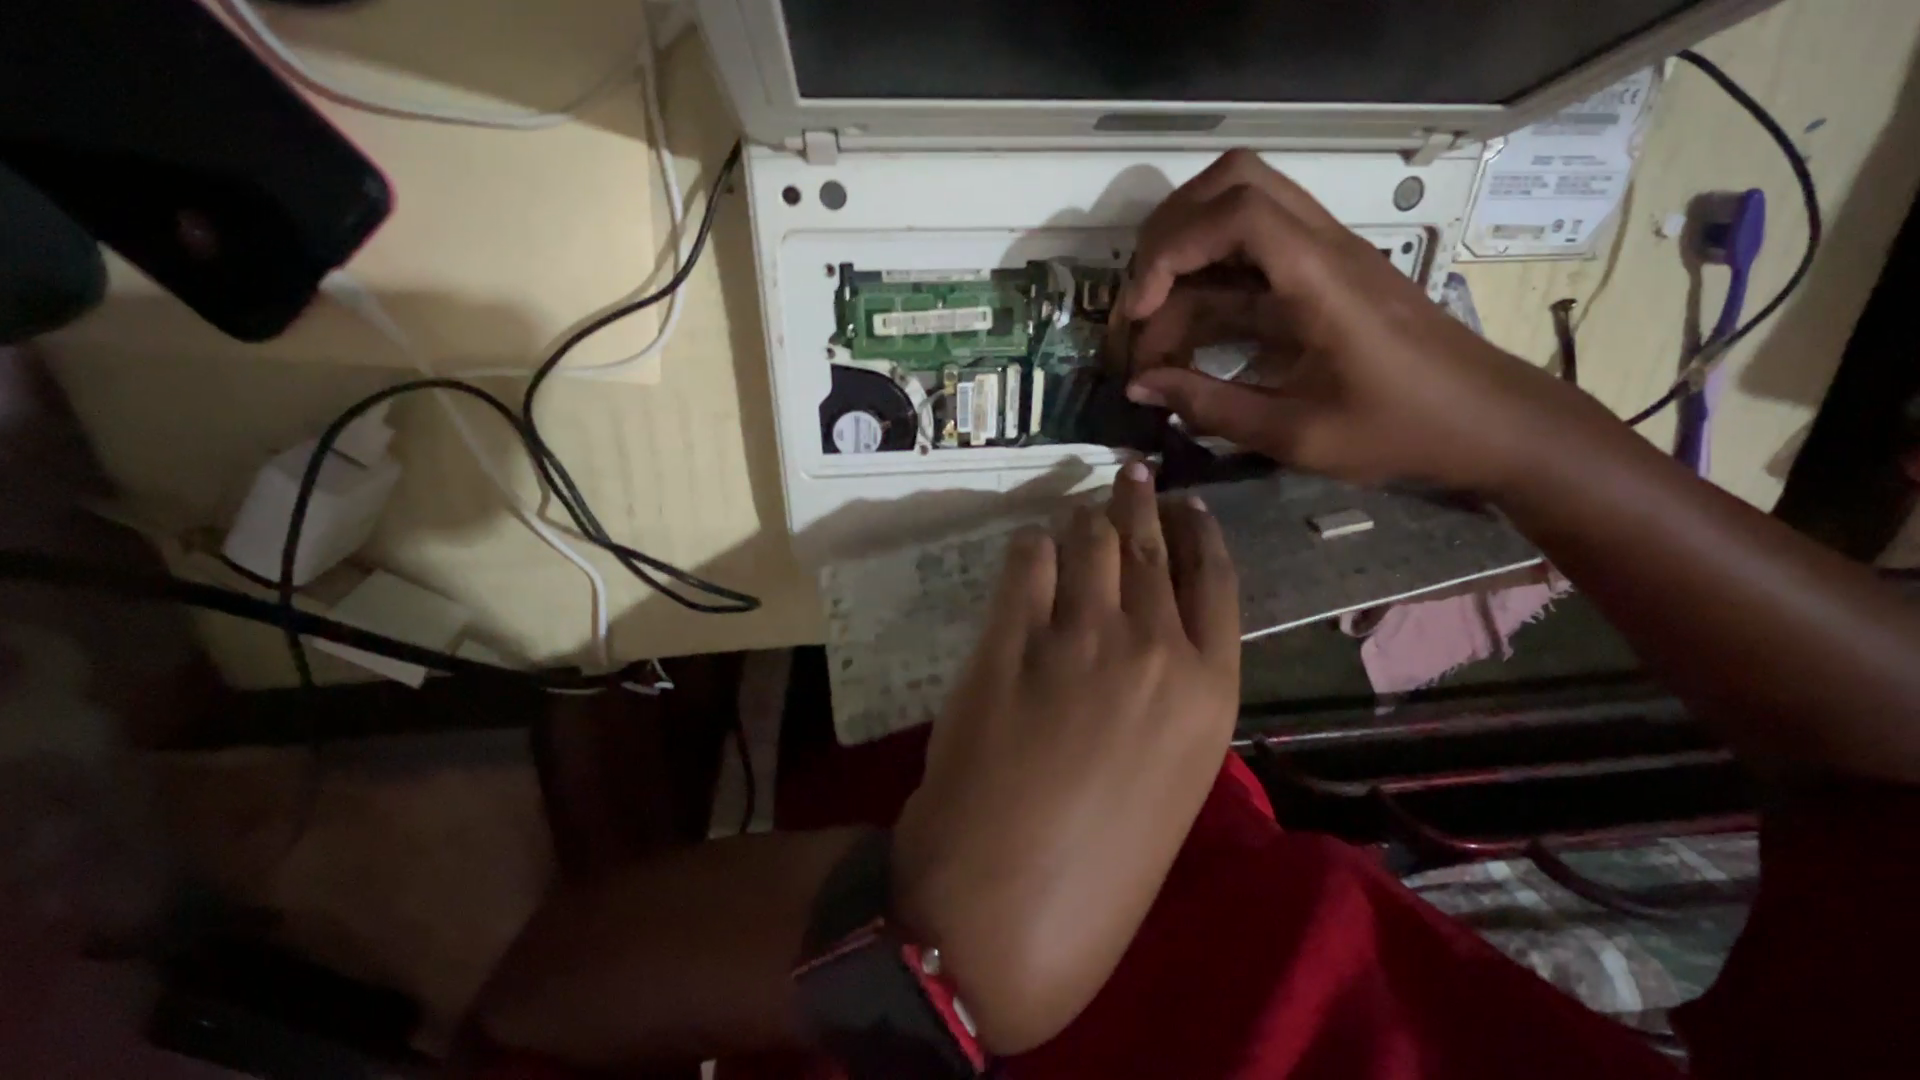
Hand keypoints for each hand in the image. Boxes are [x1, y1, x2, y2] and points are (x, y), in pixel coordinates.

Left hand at [891, 462, 1239, 1054]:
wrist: (1007, 908)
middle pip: (1151, 548)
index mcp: (1211, 693)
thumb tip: (1148, 636)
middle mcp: (1154, 649)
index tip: (1187, 504)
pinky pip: (1025, 564)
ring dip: (1083, 518)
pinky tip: (1030, 547)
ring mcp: (1078, 638)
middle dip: (1139, 503)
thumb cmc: (1102, 867)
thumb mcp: (1173, 780)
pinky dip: (1030, 548)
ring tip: (1078, 508)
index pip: (1217, 580)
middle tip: (1128, 475)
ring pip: (1089, 542)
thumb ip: (1172, 700)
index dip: (1199, 532)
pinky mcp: (1006, 641)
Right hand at [1110, 149, 1595, 492]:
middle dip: (1168, 236)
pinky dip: (1210, 280)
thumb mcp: (1297, 433)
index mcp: (1322, 276)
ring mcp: (1326, 255)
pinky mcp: (1326, 276)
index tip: (1142, 314)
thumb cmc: (1402, 431)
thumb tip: (1139, 387)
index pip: (1235, 211)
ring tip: (1153, 324)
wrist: (1491, 423)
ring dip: (1186, 253)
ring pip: (1241, 207)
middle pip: (1233, 183)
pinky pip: (1255, 252)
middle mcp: (1323, 245)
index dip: (1171, 251)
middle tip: (1140, 304)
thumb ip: (1211, 406)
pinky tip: (1189, 335)